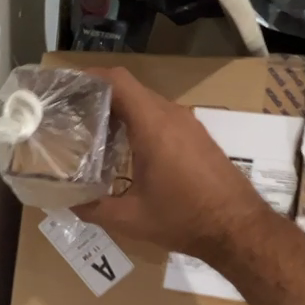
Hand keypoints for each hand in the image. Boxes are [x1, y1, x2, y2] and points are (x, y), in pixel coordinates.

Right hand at [73, 67, 276, 263]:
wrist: (238, 229)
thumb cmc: (184, 220)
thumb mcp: (130, 219)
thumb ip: (93, 208)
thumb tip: (67, 202)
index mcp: (152, 125)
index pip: (117, 81)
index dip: (89, 76)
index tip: (66, 88)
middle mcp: (171, 115)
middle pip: (129, 90)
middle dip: (98, 97)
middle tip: (71, 115)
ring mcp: (188, 124)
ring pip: (146, 104)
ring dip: (119, 112)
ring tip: (93, 133)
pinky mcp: (197, 136)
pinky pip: (161, 118)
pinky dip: (139, 123)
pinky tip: (125, 150)